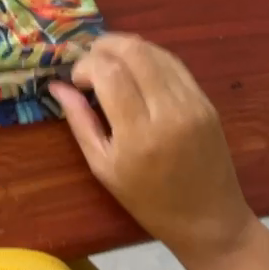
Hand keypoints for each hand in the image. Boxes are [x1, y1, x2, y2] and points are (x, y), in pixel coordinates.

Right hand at [48, 34, 255, 264]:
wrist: (212, 222)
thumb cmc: (149, 201)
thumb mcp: (103, 167)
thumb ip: (79, 121)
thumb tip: (57, 85)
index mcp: (139, 134)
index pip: (108, 72)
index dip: (85, 65)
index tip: (77, 80)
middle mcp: (169, 113)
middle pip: (133, 51)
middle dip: (103, 46)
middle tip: (90, 62)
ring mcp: (192, 104)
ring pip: (153, 51)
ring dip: (124, 47)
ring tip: (109, 61)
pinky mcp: (206, 102)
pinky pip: (173, 62)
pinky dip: (148, 56)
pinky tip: (134, 67)